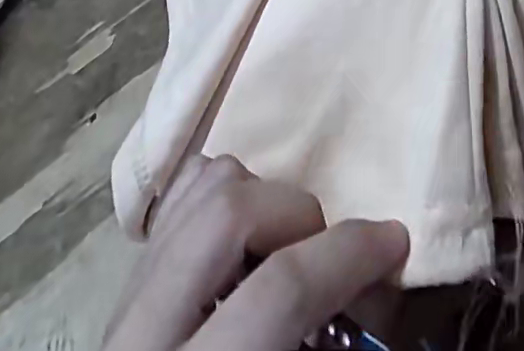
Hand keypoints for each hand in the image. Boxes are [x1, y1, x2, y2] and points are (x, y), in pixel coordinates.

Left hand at [105, 155, 409, 350]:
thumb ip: (317, 347)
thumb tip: (374, 294)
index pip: (278, 288)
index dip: (346, 256)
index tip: (393, 241)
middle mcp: (146, 324)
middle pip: (229, 211)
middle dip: (299, 214)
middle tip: (333, 252)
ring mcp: (129, 291)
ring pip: (201, 188)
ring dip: (262, 197)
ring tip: (291, 244)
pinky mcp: (130, 276)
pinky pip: (181, 194)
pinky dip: (224, 192)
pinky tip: (249, 234)